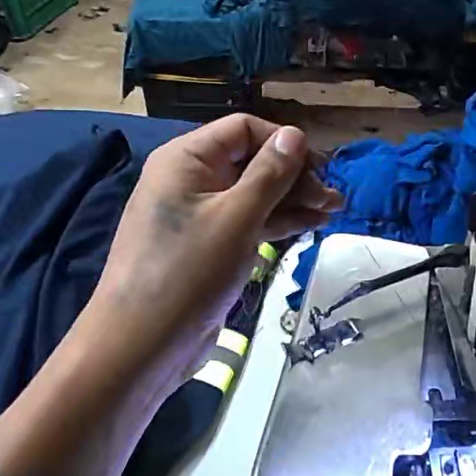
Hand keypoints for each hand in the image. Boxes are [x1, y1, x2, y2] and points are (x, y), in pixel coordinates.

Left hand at [86, 114, 340, 391]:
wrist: (142, 346)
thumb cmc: (187, 272)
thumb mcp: (236, 218)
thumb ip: (269, 174)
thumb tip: (295, 134)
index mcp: (186, 159)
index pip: (243, 129)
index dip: (283, 143)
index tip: (319, 168)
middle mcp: (191, 179)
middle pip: (251, 160)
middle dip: (294, 175)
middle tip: (333, 198)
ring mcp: (200, 214)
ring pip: (253, 193)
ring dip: (293, 199)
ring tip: (333, 210)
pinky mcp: (209, 245)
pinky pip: (247, 221)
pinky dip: (278, 221)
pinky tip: (311, 224)